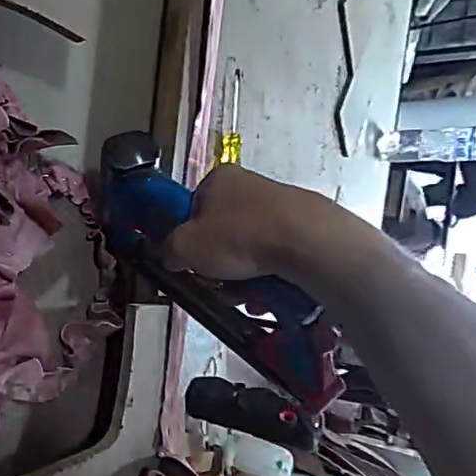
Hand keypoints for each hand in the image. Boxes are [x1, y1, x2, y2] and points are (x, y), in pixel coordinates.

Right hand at [161, 164, 367, 281]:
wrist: (306, 243)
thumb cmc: (238, 236)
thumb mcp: (185, 247)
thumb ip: (169, 251)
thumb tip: (172, 258)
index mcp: (218, 179)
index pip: (192, 208)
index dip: (188, 237)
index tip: (189, 260)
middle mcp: (249, 187)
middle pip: (221, 234)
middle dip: (216, 266)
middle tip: (216, 284)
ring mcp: (280, 207)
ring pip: (247, 251)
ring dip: (240, 279)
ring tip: (244, 296)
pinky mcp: (304, 229)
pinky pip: (274, 259)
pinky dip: (267, 279)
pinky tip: (267, 296)